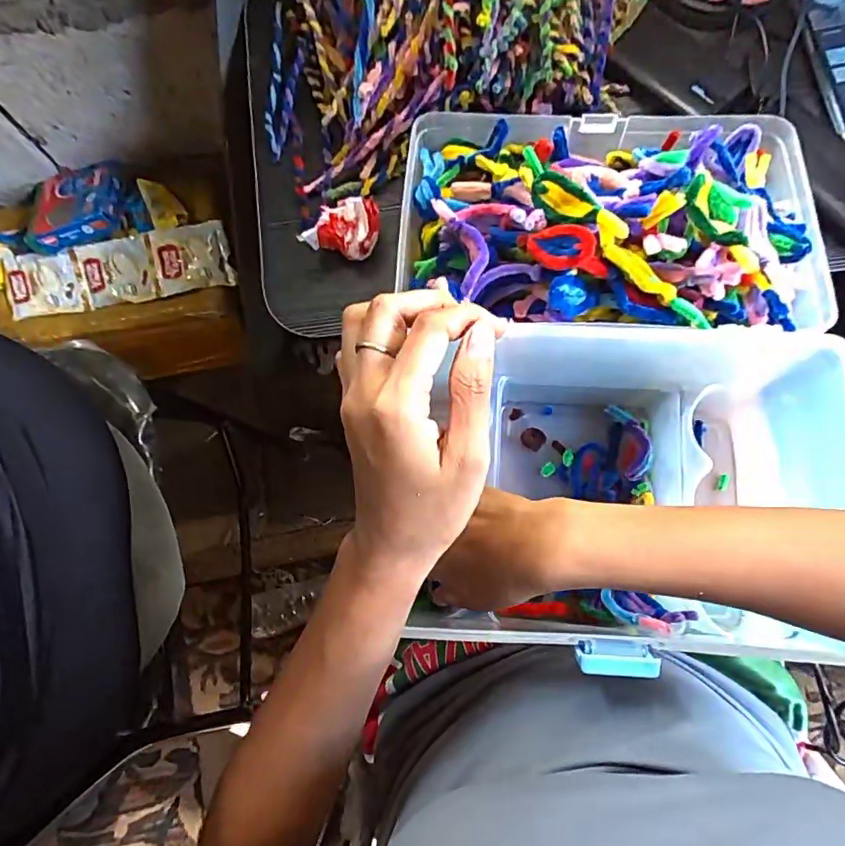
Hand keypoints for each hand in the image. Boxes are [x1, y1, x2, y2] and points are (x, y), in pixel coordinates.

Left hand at [336, 290, 501, 580]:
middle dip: (428, 301)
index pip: (427, 330)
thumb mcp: (469, 458)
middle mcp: (362, 391)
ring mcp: (348, 396)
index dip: (466, 317)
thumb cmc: (435, 513)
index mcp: (395, 406)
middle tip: (467, 318)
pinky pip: (354, 347)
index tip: (496, 328)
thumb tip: (480, 335)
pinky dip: (381, 331)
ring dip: (399, 310)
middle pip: (382, 310)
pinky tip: (413, 347)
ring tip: (440, 324)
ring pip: (359, 322)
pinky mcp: (348, 403)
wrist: (389, 544)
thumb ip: (471, 390)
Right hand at [429, 489, 576, 610]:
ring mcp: (459, 505)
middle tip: (462, 556)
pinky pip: (470, 502)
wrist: (542, 544)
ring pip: (450, 515)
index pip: (420, 562)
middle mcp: (438, 527)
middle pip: (432, 535)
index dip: (430, 568)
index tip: (443, 573)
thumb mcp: (477, 599)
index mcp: (431, 556)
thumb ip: (452, 595)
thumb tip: (440, 592)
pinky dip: (477, 510)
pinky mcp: (481, 489)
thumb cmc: (507, 579)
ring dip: (456, 524)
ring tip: (480, 536)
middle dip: (440, 544)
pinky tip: (493, 520)